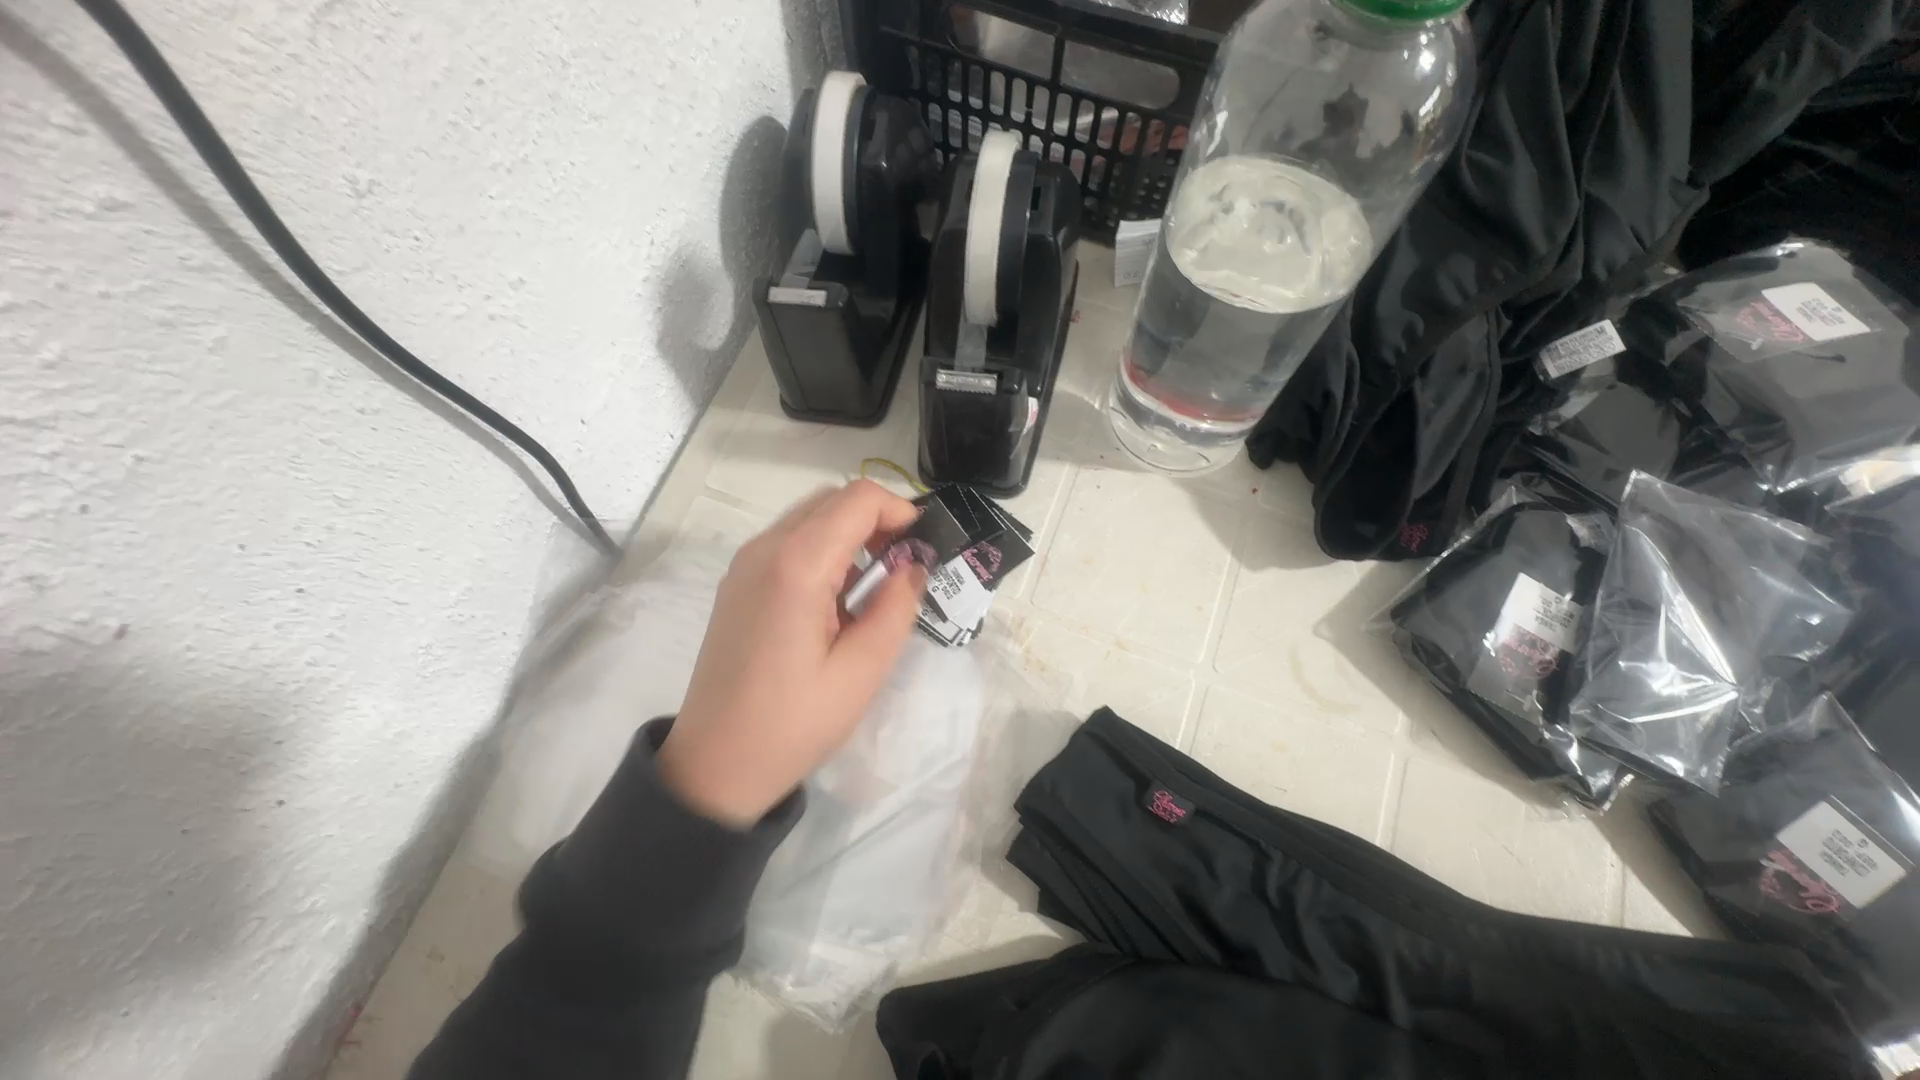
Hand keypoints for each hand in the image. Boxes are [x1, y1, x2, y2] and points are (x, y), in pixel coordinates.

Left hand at [658, 480, 927, 826]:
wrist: (715, 764)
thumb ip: (896, 607)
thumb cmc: (792, 723)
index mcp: (795, 566)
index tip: (923, 548)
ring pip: (809, 519)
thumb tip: (913, 566)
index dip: (899, 511)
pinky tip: (836, 602)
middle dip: (876, 520)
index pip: (857, 499)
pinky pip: (788, 544)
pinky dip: (822, 552)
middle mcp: (763, 550)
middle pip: (831, 500)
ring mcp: (744, 565)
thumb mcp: (861, 672)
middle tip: (904, 568)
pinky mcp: (737, 584)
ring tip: (874, 590)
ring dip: (849, 536)